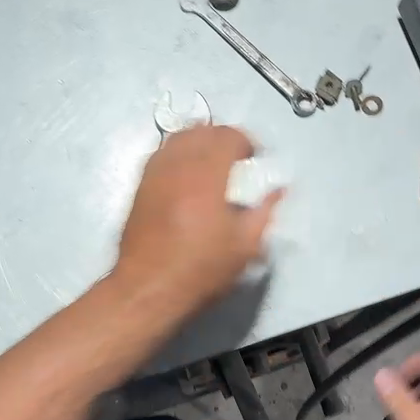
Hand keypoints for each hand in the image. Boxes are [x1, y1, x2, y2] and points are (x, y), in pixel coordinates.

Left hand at [112, 126, 281, 319]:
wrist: (148, 288)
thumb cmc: (201, 270)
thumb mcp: (245, 246)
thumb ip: (264, 211)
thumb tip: (278, 190)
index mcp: (207, 177)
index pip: (227, 137)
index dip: (246, 141)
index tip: (255, 158)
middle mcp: (178, 166)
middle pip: (202, 131)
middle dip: (224, 138)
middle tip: (237, 158)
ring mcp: (154, 174)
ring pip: (178, 138)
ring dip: (199, 141)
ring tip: (212, 161)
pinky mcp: (140, 187)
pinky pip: (161, 154)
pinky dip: (178, 153)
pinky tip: (187, 174)